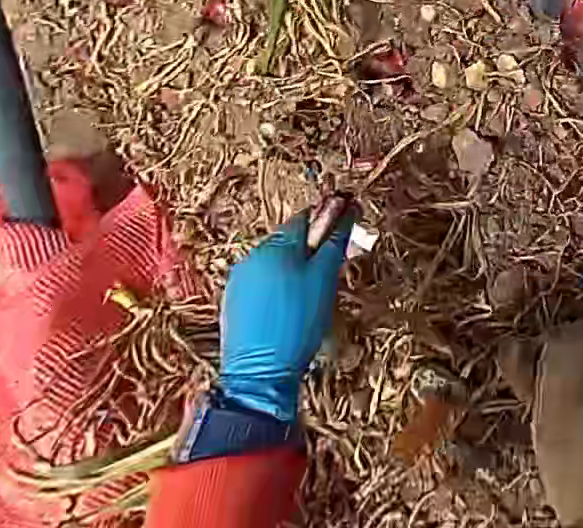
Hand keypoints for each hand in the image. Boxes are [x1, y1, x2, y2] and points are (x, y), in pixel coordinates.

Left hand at [216, 206, 355, 420]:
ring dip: (298, 264)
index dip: (330, 220)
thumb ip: (335, 239)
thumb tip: (347, 208)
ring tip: (314, 288)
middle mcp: (251, 258)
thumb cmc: (298, 321)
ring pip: (278, 259)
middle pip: (291, 238)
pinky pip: (265, 279)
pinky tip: (294, 302)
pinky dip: (282, 282)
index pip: (306, 217)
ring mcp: (240, 281)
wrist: (260, 374)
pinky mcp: (235, 301)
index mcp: (273, 247)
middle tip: (333, 265)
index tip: (347, 228)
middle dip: (314, 246)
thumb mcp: (325, 276)